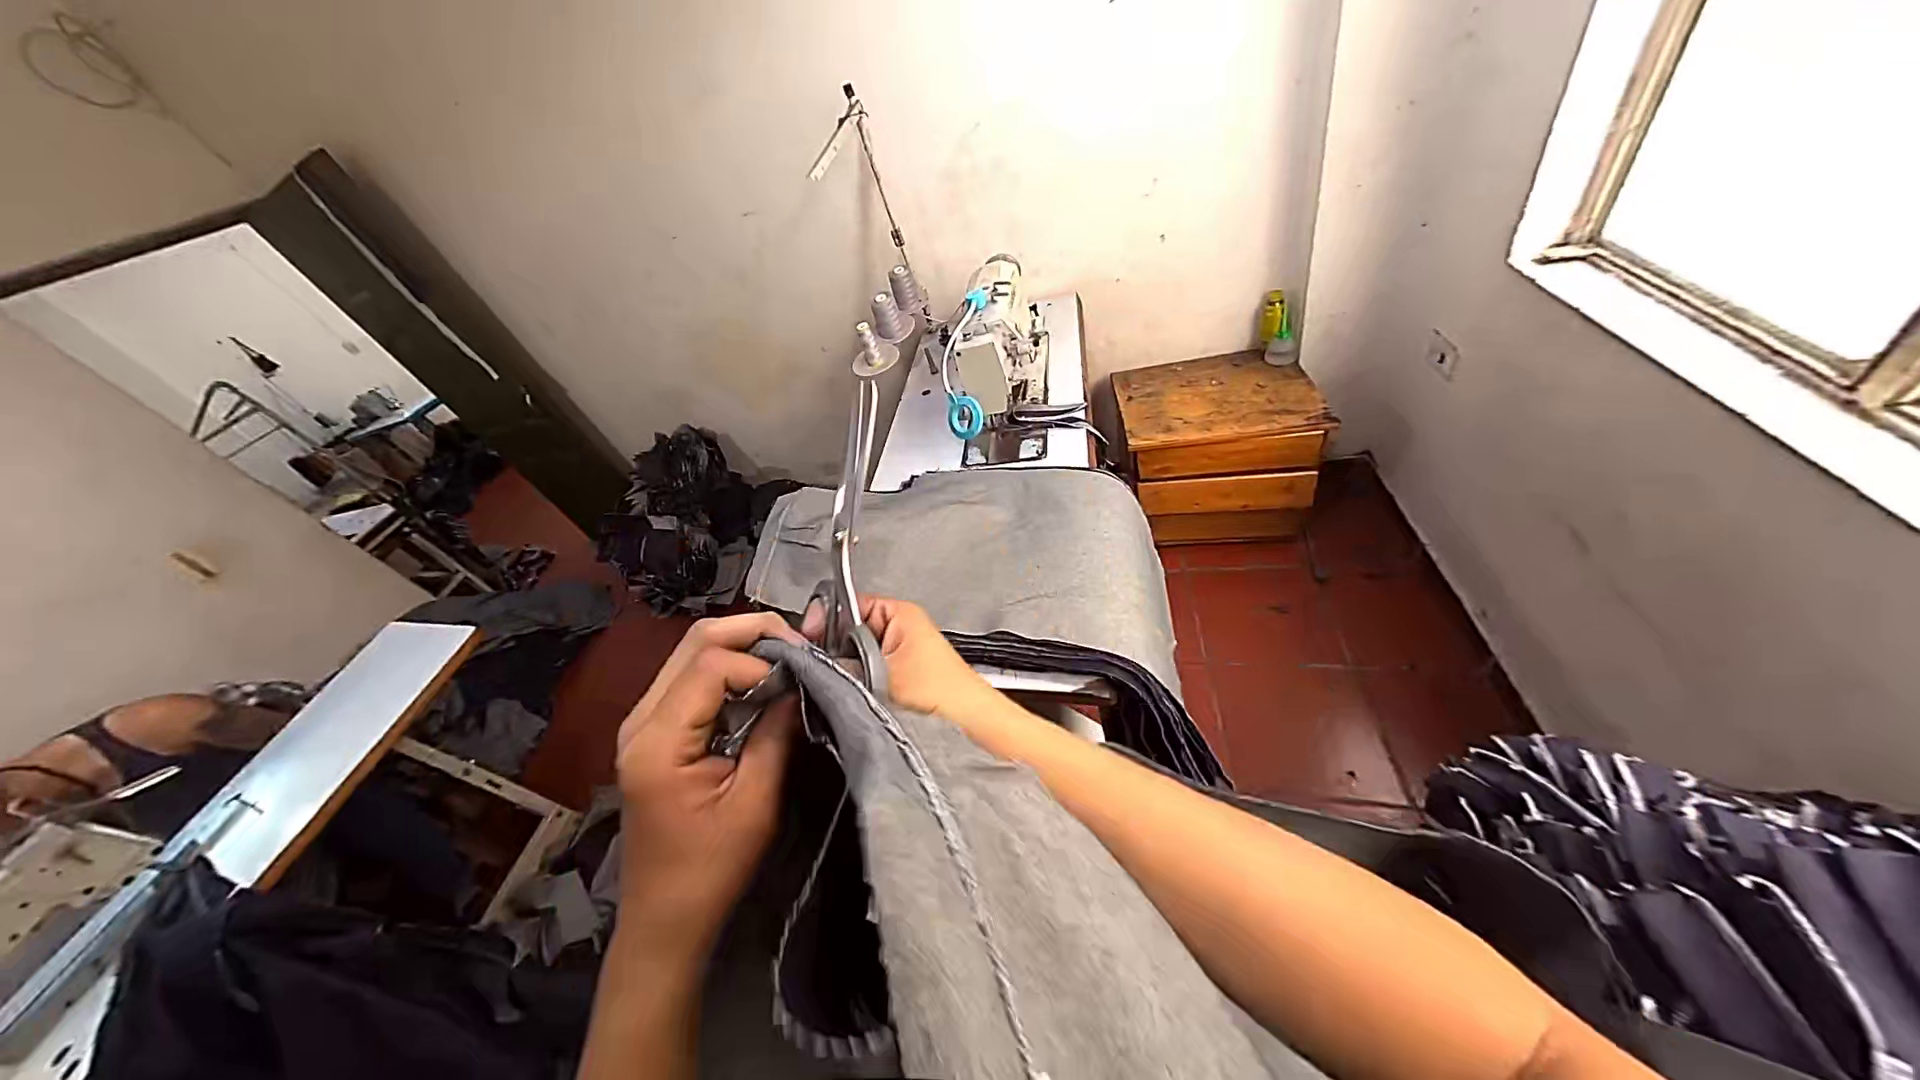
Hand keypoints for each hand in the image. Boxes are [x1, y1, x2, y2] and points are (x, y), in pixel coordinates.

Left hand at [615, 612, 804, 953]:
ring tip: (789, 661)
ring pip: (693, 650)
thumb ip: (776, 733)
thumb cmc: (711, 868)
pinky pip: (693, 675)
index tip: (801, 680)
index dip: (762, 660)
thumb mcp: (756, 801)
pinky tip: (762, 683)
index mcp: (658, 740)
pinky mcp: (654, 728)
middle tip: (802, 646)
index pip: (711, 664)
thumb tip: (801, 681)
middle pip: (697, 640)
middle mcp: (640, 718)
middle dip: (754, 632)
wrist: (665, 917)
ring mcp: (642, 720)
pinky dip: (731, 668)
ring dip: (744, 646)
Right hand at [801, 596, 994, 724]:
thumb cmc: (941, 694)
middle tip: (831, 669)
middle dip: (835, 650)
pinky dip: (862, 683)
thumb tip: (811, 660)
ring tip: (855, 686)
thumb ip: (840, 665)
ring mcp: (899, 650)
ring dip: (850, 670)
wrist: (969, 724)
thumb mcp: (879, 675)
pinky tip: (864, 696)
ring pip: (855, 654)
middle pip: (847, 630)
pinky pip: (868, 671)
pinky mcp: (901, 673)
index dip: (823, 619)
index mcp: (899, 612)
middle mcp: (900, 626)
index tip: (808, 637)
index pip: (846, 603)